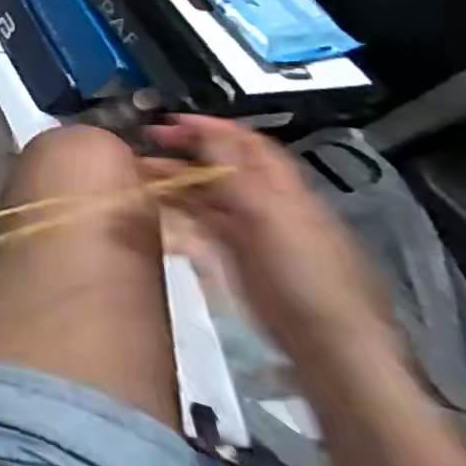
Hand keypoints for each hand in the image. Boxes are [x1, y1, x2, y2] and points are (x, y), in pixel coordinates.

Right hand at [146, 116, 399, 366]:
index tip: (172, 120)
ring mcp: (250, 229)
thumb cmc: (305, 275)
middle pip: (223, 164)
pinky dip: (178, 205)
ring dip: (175, 177)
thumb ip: (235, 173)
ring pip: (208, 191)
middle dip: (187, 148)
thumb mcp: (270, 216)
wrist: (327, 345)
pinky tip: (154, 202)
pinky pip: (202, 219)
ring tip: (138, 170)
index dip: (212, 127)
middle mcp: (266, 202)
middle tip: (148, 140)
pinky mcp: (236, 254)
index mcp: (282, 188)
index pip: (246, 143)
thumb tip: (206, 132)